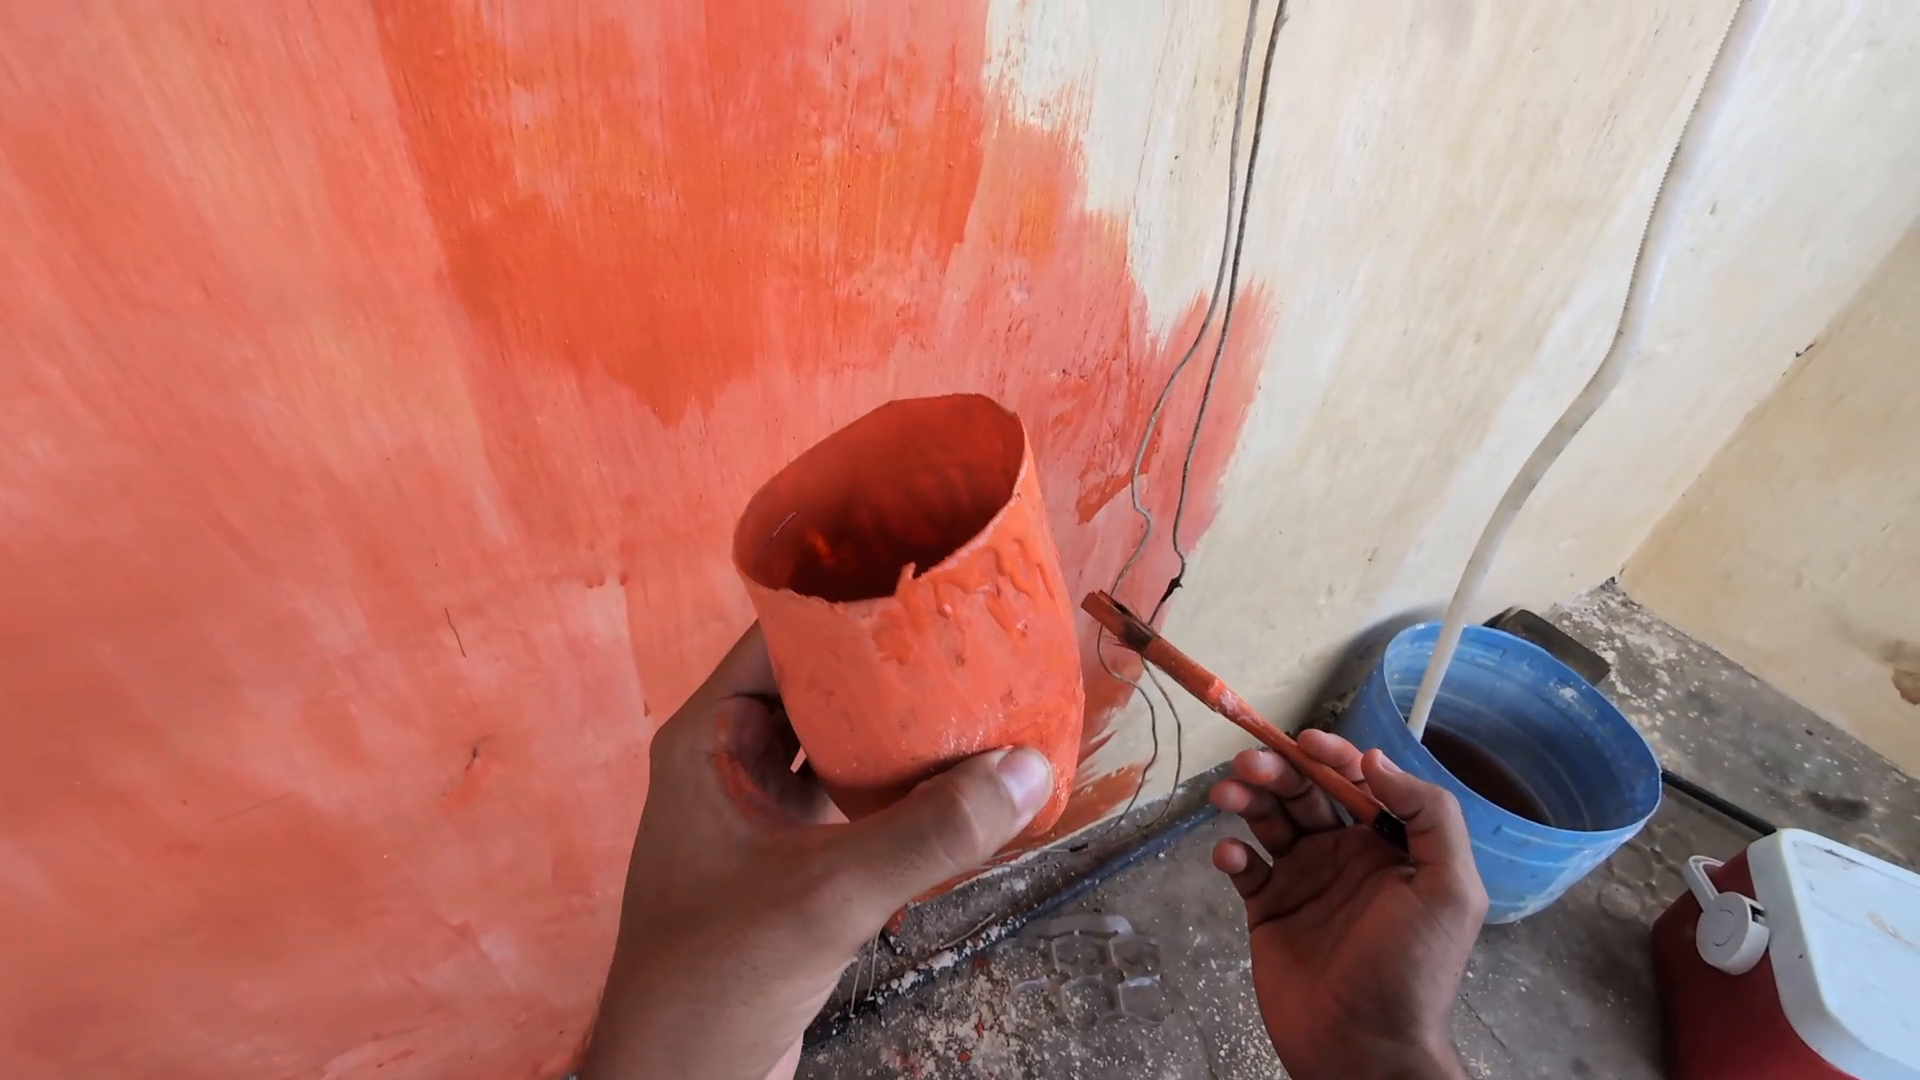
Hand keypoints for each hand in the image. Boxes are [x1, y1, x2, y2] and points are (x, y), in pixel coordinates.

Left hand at [579, 624, 1053, 1079]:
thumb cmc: (719, 979)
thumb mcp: (825, 897)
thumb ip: (925, 834)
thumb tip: (1026, 767)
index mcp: (710, 733)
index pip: (779, 635)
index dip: (843, 604)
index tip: (917, 588)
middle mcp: (731, 752)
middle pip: (815, 680)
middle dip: (883, 659)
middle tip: (960, 633)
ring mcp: (761, 799)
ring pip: (834, 733)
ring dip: (892, 718)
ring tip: (965, 685)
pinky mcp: (790, 841)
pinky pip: (846, 783)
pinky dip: (892, 772)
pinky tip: (948, 765)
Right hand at [1210, 730, 1486, 1079]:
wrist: (1363, 1051)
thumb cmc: (1410, 969)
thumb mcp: (1449, 892)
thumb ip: (1428, 816)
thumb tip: (1373, 757)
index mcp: (1384, 846)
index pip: (1354, 782)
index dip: (1329, 754)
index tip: (1302, 742)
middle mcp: (1341, 854)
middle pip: (1301, 793)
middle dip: (1274, 770)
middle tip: (1248, 765)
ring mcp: (1301, 880)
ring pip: (1266, 819)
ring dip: (1245, 799)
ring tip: (1226, 797)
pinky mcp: (1266, 907)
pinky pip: (1244, 867)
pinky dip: (1231, 854)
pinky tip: (1232, 859)